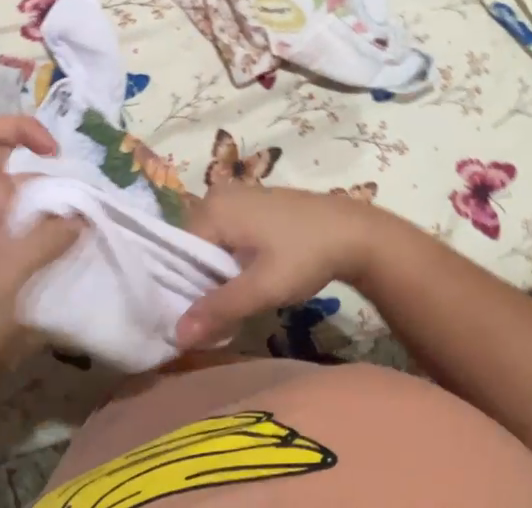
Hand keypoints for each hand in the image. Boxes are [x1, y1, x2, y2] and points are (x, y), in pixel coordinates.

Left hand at [0, 116, 80, 375]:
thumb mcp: (10, 271)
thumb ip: (47, 237)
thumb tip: (81, 216)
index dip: (20, 129)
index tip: (55, 153)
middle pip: (21, 174)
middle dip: (57, 182)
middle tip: (90, 208)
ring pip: (34, 206)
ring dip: (63, 212)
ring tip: (94, 230)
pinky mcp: (7, 263)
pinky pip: (37, 235)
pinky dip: (60, 236)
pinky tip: (82, 251)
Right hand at [177, 187, 400, 348]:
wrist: (355, 233)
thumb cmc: (305, 256)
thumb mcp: (262, 288)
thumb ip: (219, 309)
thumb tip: (176, 335)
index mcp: (212, 207)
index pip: (180, 254)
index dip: (186, 289)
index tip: (201, 319)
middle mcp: (217, 195)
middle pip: (194, 248)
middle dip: (204, 282)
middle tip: (222, 314)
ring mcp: (236, 196)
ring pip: (211, 244)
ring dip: (220, 274)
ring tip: (238, 301)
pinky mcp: (252, 204)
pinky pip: (227, 235)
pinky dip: (232, 260)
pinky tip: (251, 281)